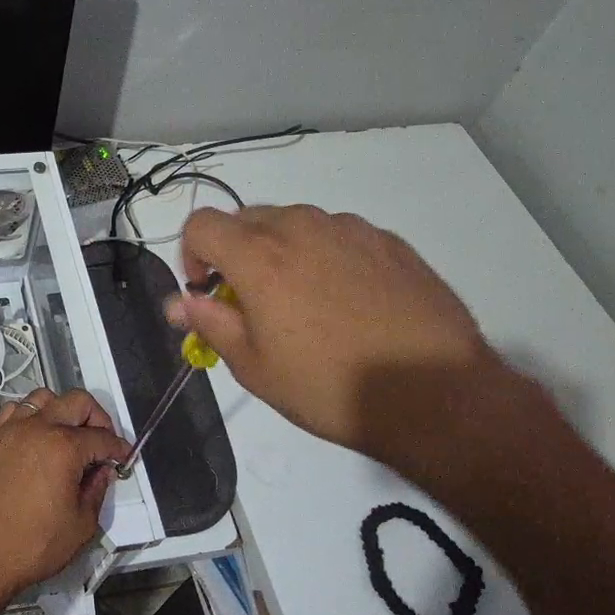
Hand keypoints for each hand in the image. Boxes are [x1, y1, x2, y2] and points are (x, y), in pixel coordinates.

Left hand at [0, 388, 131, 599]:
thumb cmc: (32, 545)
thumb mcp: (81, 524)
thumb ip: (97, 490)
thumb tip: (102, 472)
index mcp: (63, 447)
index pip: (102, 438)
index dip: (119, 448)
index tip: (124, 458)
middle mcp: (36, 428)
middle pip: (77, 402)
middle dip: (97, 418)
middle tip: (102, 443)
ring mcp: (10, 430)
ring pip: (43, 397)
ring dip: (62, 410)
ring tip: (69, 435)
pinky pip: (14, 410)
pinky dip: (31, 415)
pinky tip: (36, 437)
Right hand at [168, 205, 502, 464]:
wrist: (436, 394)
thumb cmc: (329, 387)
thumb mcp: (254, 367)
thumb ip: (210, 323)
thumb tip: (178, 301)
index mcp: (258, 256)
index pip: (201, 225)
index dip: (192, 255)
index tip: (208, 292)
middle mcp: (301, 227)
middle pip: (247, 219)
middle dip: (236, 252)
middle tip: (252, 303)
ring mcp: (351, 230)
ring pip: (296, 224)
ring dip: (282, 252)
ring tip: (305, 304)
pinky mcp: (390, 242)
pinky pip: (339, 236)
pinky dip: (327, 257)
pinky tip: (349, 303)